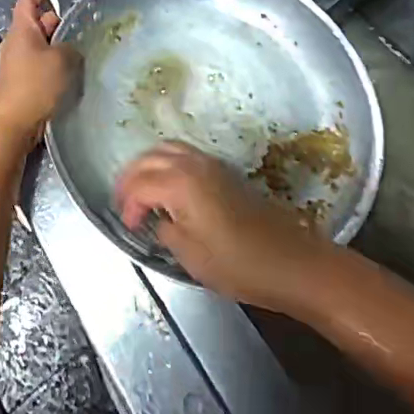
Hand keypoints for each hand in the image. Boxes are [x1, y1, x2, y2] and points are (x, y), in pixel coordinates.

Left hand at [0, 0, 78, 145]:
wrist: (14, 123)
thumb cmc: (36, 84)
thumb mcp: (62, 60)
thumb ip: (70, 47)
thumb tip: (70, 49)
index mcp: (21, 30)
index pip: (26, 3)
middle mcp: (15, 44)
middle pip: (34, 25)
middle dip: (54, 25)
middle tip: (78, 29)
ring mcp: (15, 65)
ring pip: (38, 48)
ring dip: (54, 49)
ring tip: (78, 54)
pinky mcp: (20, 84)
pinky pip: (37, 67)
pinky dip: (50, 67)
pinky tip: (67, 76)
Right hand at [114, 142, 331, 310]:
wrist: (290, 261)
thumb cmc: (239, 264)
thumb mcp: (190, 255)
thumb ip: (165, 230)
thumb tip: (158, 220)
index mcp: (181, 182)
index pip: (139, 184)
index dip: (128, 205)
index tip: (130, 227)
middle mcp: (194, 163)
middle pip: (149, 157)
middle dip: (131, 178)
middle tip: (123, 204)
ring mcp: (211, 163)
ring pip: (167, 150)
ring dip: (149, 166)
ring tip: (141, 194)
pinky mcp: (224, 171)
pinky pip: (184, 155)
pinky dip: (167, 164)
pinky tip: (167, 190)